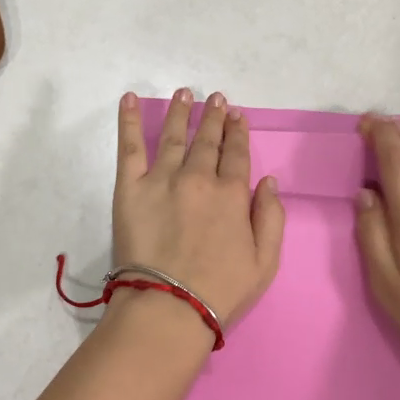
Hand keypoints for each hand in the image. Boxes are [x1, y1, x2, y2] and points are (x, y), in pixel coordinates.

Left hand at [112, 90, 285, 324]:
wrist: (169, 306)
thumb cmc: (221, 290)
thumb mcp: (265, 262)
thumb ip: (271, 217)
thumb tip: (269, 181)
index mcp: (232, 194)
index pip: (237, 154)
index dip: (238, 133)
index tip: (237, 116)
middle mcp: (198, 178)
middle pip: (207, 141)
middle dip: (214, 117)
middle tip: (216, 98)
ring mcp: (162, 179)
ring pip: (173, 136)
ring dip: (180, 112)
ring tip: (184, 93)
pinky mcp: (129, 188)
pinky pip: (129, 146)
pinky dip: (128, 120)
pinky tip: (129, 99)